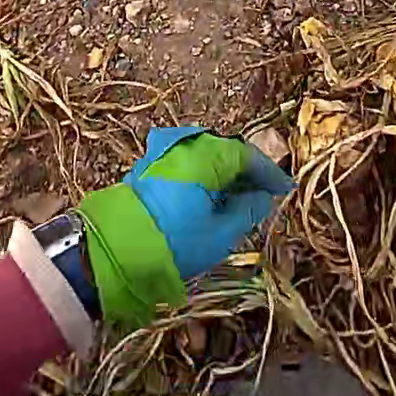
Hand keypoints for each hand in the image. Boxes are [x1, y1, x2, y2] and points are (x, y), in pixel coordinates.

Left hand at [125, 126, 294, 277]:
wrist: (111, 250)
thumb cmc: (174, 241)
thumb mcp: (220, 233)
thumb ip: (248, 211)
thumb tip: (262, 197)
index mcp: (208, 154)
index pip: (249, 155)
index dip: (270, 173)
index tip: (285, 189)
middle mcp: (188, 144)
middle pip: (228, 153)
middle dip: (247, 174)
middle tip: (263, 196)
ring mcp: (166, 153)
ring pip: (207, 159)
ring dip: (226, 177)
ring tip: (238, 202)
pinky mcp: (150, 167)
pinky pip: (189, 165)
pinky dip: (205, 179)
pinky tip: (210, 201)